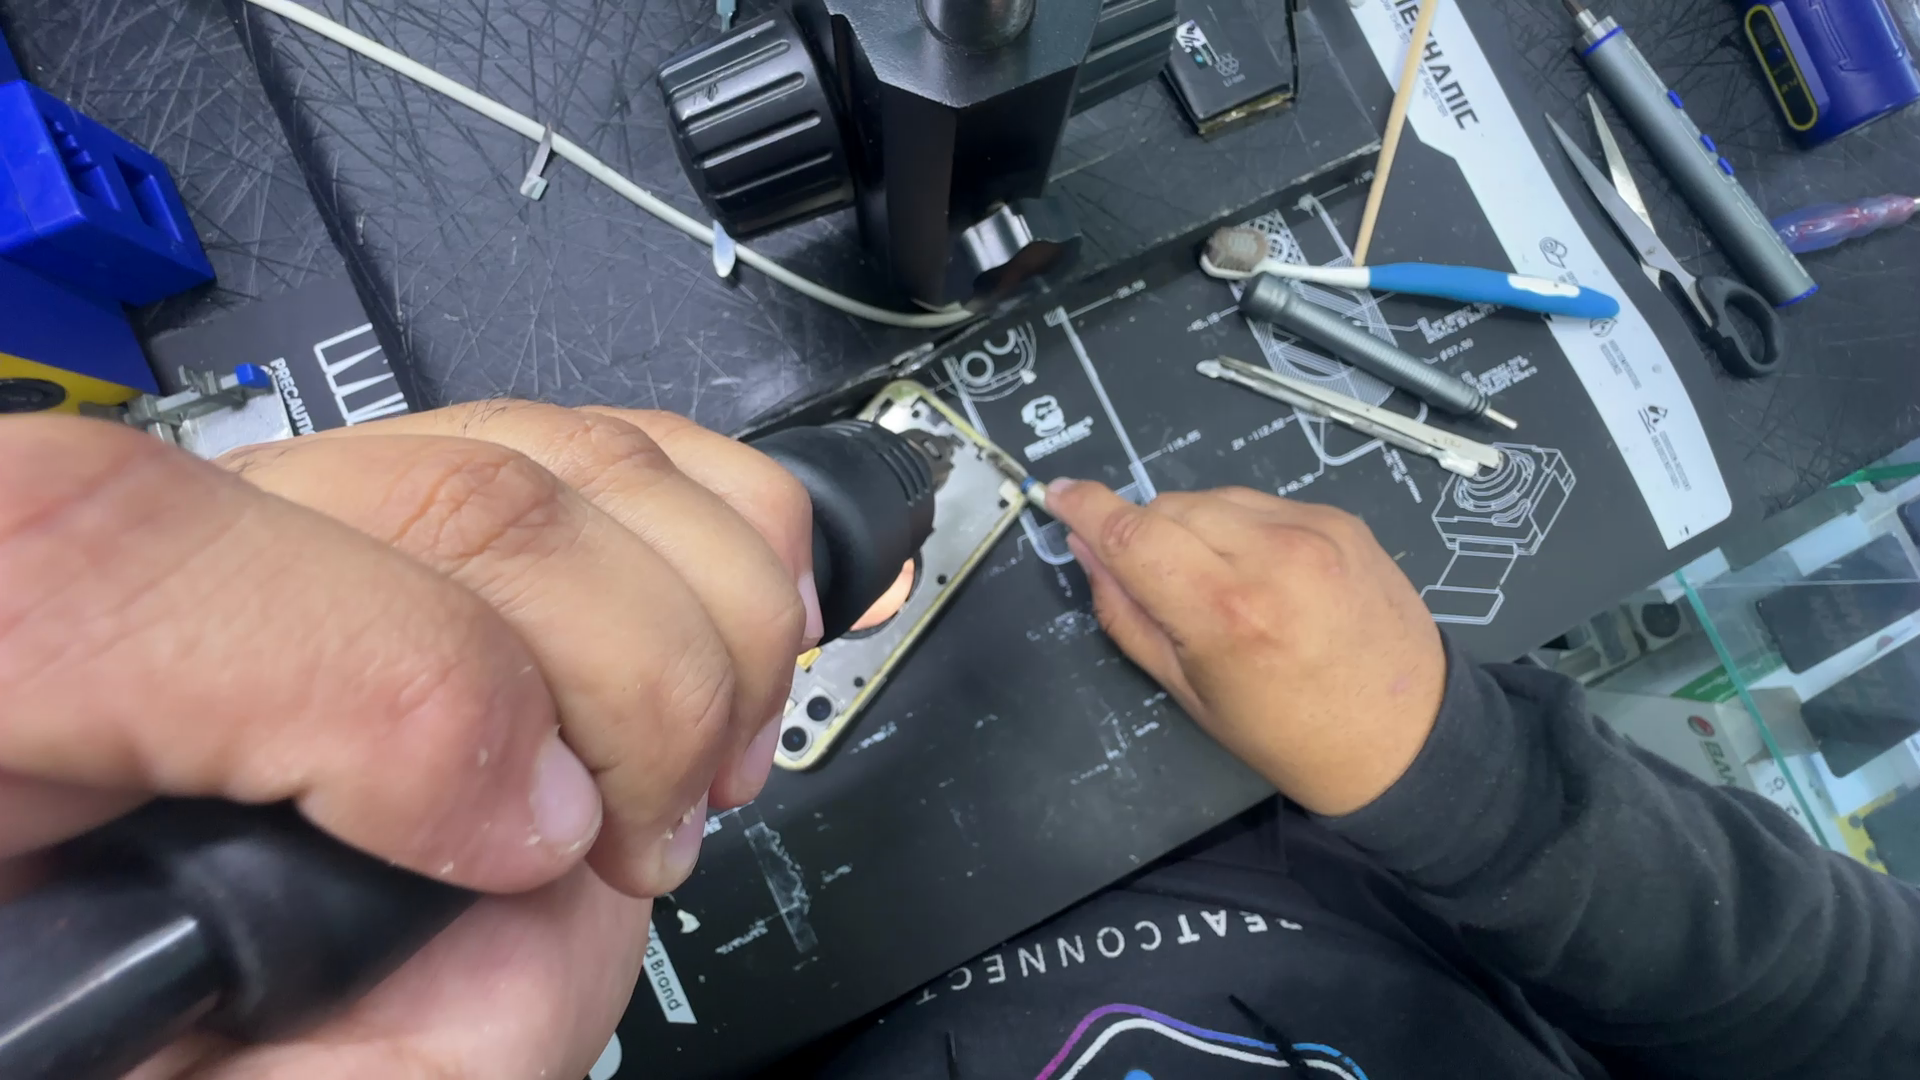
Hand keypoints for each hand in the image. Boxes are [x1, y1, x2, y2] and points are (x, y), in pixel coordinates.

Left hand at [0, 402, 818, 1077]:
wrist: (256, 972)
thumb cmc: (228, 1034)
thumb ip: (397, 1022)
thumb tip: (549, 833)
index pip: (121, 559)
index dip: (407, 700)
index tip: (541, 847)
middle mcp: (168, 549)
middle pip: (459, 491)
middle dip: (637, 683)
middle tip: (654, 823)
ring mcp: (345, 496)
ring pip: (580, 450)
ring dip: (707, 623)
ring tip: (704, 752)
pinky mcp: (470, 489)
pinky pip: (633, 442)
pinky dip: (733, 529)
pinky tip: (737, 629)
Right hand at [1045, 480, 1445, 816]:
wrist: (1406, 737)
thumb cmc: (1282, 733)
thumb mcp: (1185, 690)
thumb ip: (1125, 612)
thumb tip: (1086, 547)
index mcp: (1224, 611)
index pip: (1131, 535)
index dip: (1084, 507)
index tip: (1055, 492)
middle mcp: (1268, 555)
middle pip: (1165, 507)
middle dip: (1142, 531)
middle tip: (1157, 579)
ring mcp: (1311, 529)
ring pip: (1208, 497)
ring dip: (1188, 525)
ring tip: (1215, 576)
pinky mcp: (1338, 517)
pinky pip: (1255, 502)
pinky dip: (1235, 525)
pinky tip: (1258, 567)